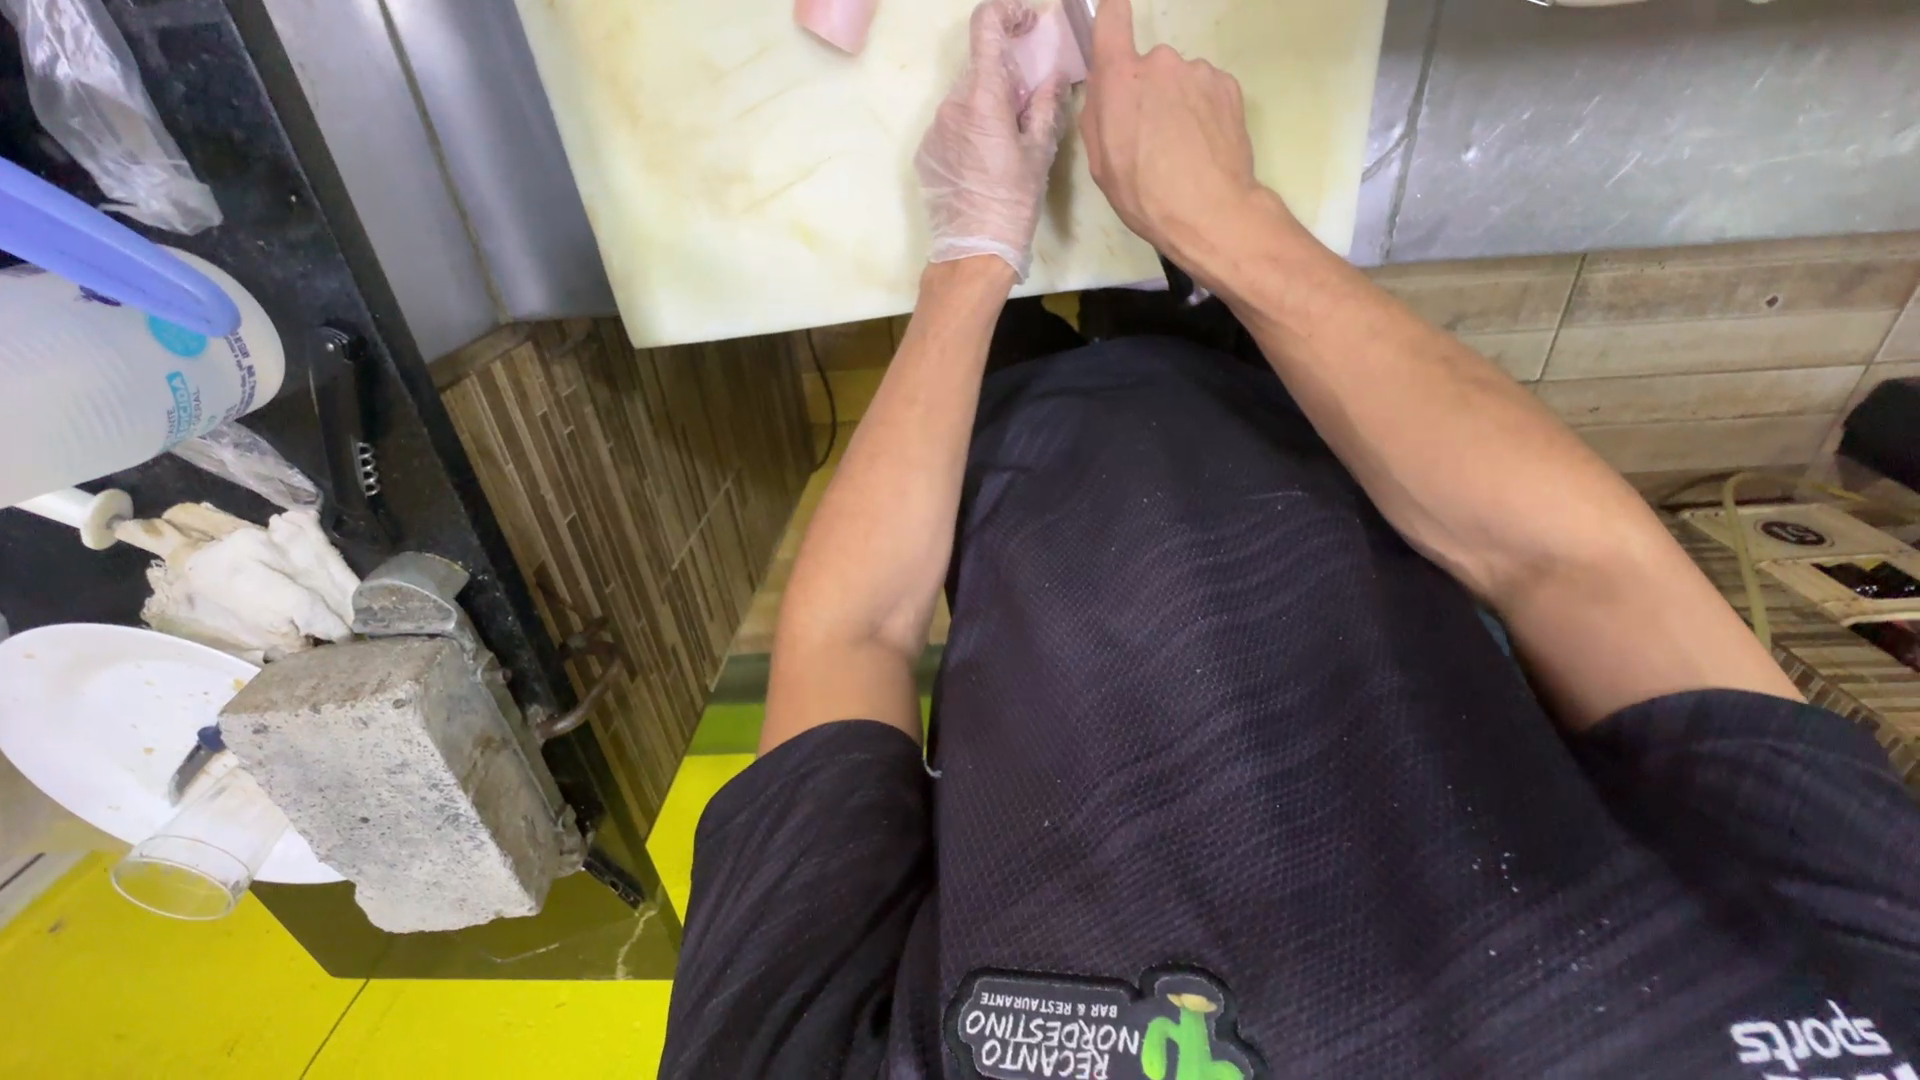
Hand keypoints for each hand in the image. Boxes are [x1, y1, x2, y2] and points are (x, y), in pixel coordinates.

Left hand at [915, 0, 1068, 280]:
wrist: (973, 253)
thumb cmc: (1012, 205)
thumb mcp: (1038, 154)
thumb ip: (1046, 107)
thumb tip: (1051, 78)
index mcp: (982, 98)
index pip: (985, 26)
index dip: (1006, 14)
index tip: (1025, 24)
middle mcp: (951, 106)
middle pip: (978, 70)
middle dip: (1005, 76)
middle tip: (1029, 104)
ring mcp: (934, 131)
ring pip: (965, 101)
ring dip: (987, 108)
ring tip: (1007, 143)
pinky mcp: (926, 155)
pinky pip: (951, 128)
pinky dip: (970, 132)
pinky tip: (985, 165)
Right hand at [1079, 0, 1282, 270]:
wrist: (1210, 212)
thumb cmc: (1144, 195)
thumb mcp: (1100, 165)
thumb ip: (1098, 116)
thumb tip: (1105, 90)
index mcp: (1121, 79)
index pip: (1111, 19)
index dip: (1111, 15)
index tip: (1113, 16)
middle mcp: (1161, 62)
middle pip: (1147, 67)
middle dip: (1146, 94)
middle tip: (1150, 140)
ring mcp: (1199, 71)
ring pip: (1179, 82)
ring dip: (1177, 105)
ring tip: (1181, 150)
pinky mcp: (1229, 86)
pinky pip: (1206, 92)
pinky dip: (1202, 113)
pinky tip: (1202, 147)